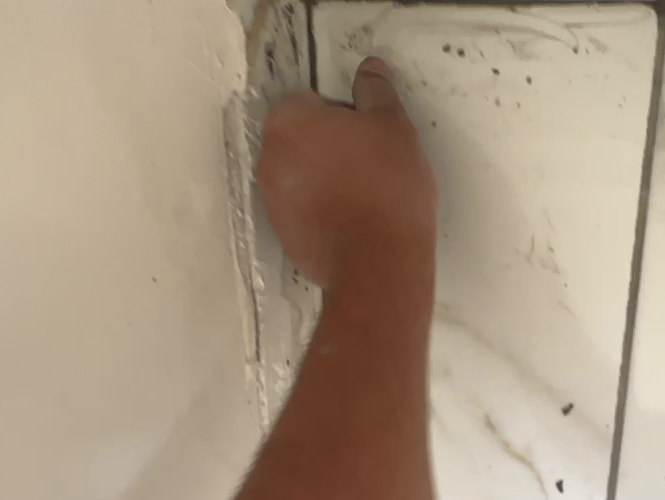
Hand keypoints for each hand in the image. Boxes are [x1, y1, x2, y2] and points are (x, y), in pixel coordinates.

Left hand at [256, 58, 435, 287]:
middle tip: (369, 169)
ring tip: (364, 202)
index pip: (310, 103)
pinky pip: (306, 217)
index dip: (342, 118)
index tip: (368, 139)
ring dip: (326, 185)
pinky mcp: (288, 241)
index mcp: (288, 122)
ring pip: (302, 182)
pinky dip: (324, 218)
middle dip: (328, 151)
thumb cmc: (386, 189)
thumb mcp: (394, 128)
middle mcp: (270, 159)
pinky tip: (355, 228)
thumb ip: (377, 93)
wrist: (379, 264)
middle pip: (300, 143)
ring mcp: (275, 204)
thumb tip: (370, 71)